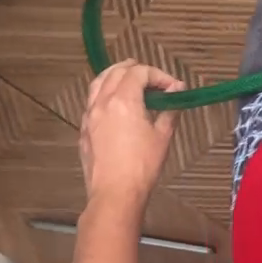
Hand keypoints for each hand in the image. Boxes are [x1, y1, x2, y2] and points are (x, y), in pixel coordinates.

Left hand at [78, 61, 184, 207]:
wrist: (115, 192)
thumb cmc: (143, 165)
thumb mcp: (163, 136)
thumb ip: (170, 109)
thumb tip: (177, 90)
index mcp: (123, 101)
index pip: (139, 73)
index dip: (159, 75)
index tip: (173, 87)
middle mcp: (102, 103)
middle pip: (116, 72)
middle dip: (136, 69)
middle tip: (153, 77)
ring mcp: (89, 116)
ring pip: (98, 83)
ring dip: (115, 76)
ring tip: (129, 79)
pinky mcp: (84, 129)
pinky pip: (92, 101)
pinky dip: (105, 93)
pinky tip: (116, 104)